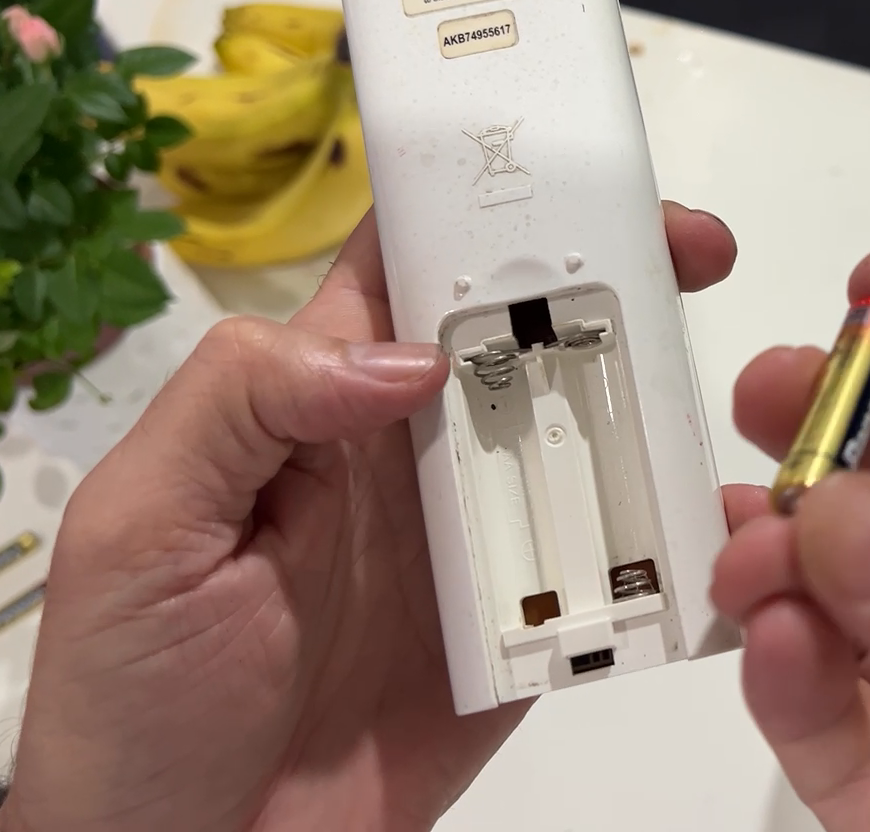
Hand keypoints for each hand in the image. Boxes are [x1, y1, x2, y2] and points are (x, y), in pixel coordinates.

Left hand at [0, 203, 734, 831]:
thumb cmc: (152, 693)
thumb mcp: (149, 529)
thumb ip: (245, 409)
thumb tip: (412, 358)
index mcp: (346, 386)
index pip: (428, 257)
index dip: (501, 200)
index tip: (587, 176)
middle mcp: (439, 427)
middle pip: (541, 318)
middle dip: (623, 267)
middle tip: (697, 250)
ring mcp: (505, 504)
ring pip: (599, 407)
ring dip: (661, 371)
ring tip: (721, 358)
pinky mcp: (552, 582)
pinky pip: (624, 521)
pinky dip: (675, 496)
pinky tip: (720, 482)